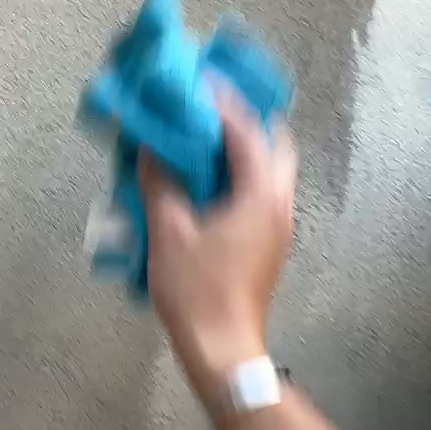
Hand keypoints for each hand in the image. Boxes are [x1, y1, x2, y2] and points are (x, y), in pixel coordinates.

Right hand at [139, 87, 297, 396]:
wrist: (222, 347)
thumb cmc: (196, 290)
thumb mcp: (168, 233)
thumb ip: (160, 185)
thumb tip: (151, 151)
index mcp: (260, 195)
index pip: (247, 132)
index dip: (222, 104)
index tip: (199, 82)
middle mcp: (279, 204)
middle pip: (274, 146)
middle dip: (245, 123)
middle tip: (209, 114)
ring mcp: (277, 226)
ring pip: (270, 172)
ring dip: (242, 152)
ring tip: (203, 144)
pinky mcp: (267, 245)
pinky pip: (259, 194)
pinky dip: (238, 177)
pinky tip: (206, 186)